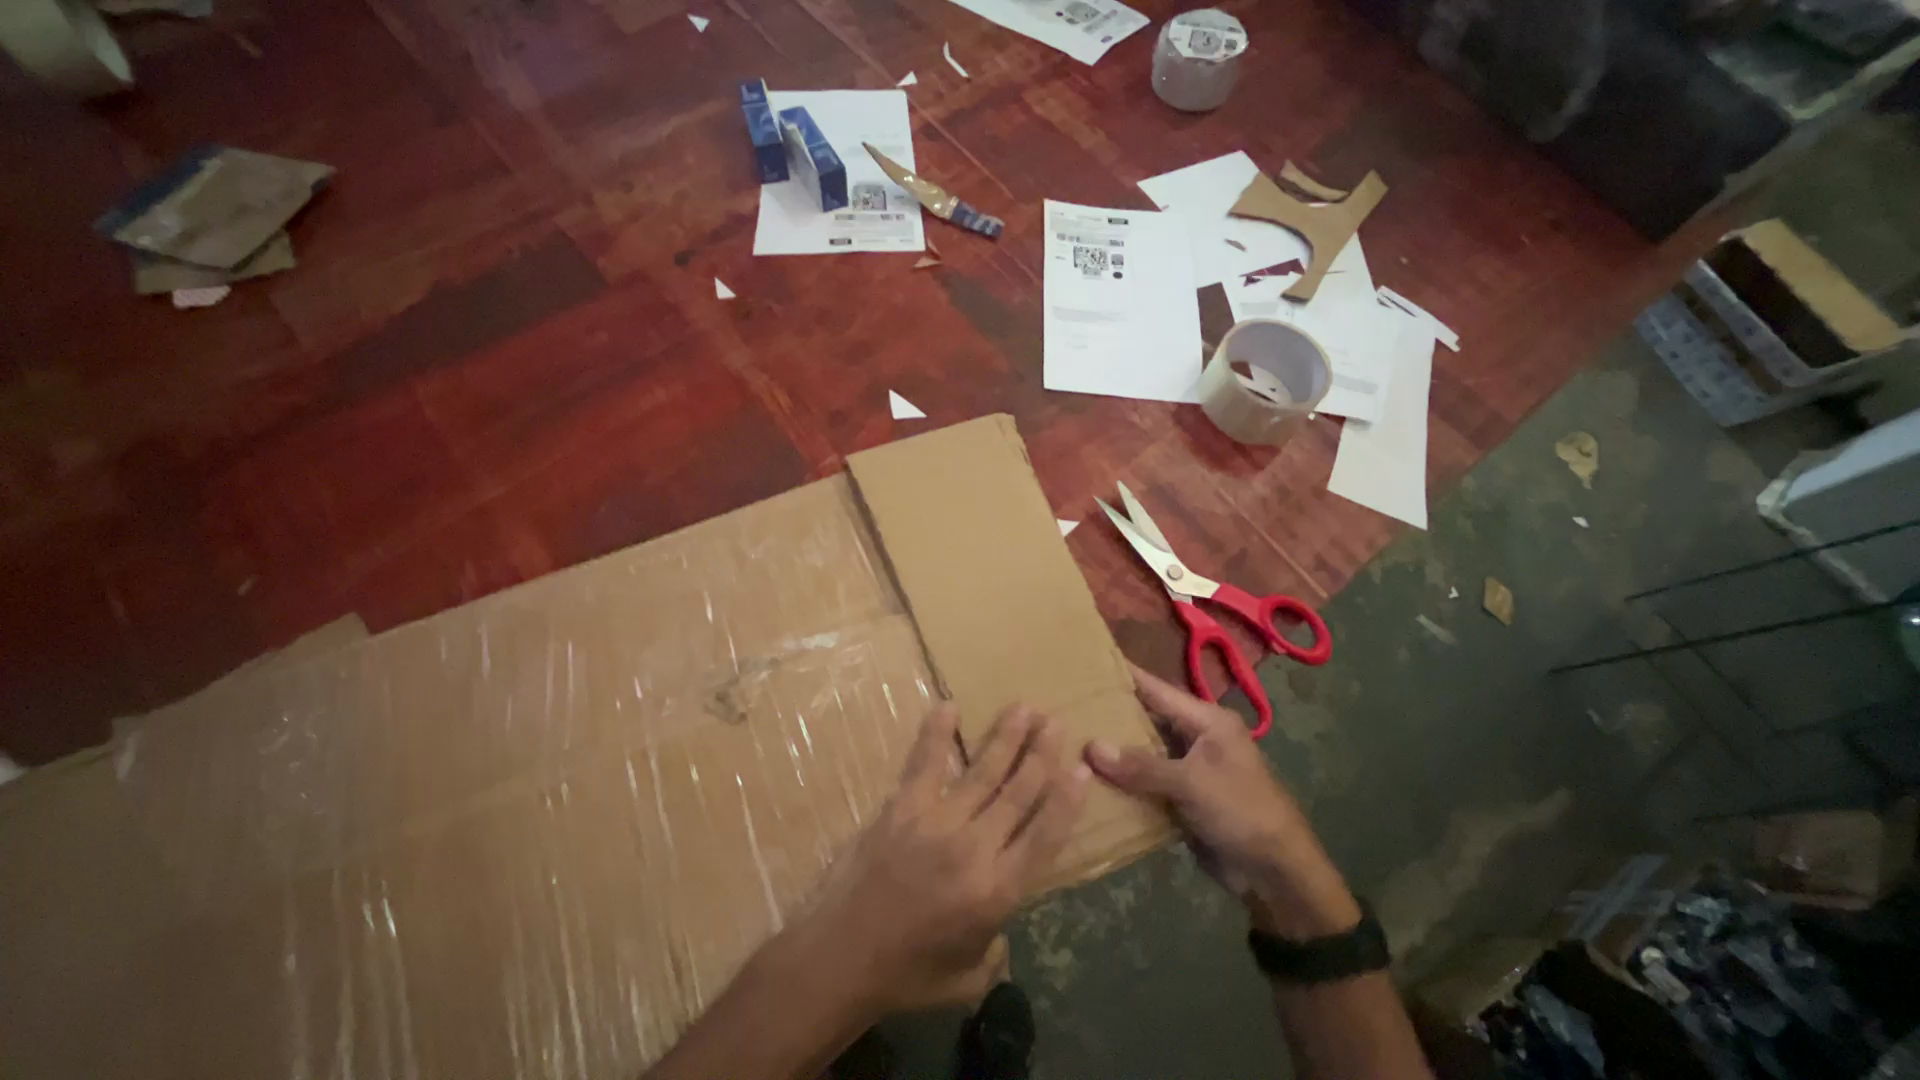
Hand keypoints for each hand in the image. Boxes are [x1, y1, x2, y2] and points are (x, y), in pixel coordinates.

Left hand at [798, 702, 1089, 1013]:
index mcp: (998, 891)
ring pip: (981, 772)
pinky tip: (948, 706)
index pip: (1045, 835)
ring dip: (1005, 738)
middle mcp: (975, 849)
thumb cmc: (908, 976)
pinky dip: (936, 734)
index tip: (1083, 769)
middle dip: (1042, 755)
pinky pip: (923, 764)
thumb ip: (996, 949)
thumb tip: (1000, 930)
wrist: (841, 959)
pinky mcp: (900, 810)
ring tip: (1025, 708)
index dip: (1068, 800)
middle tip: (1058, 723)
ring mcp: (935, 823)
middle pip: (1019, 793)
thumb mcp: (969, 979)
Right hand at [1086, 664, 1359, 938]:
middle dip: (1112, 715)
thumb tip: (1090, 746)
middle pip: (1148, 719)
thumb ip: (1141, 765)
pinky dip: (1124, 783)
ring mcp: (1190, 770)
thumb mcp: (1191, 783)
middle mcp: (1198, 739)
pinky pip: (1147, 784)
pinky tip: (1089, 781)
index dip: (1125, 675)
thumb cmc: (1240, 811)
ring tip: (1067, 739)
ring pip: (1144, 753)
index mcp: (1207, 721)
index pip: (1157, 689)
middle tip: (1066, 704)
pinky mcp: (1183, 800)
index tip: (1088, 660)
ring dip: (1114, 752)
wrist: (1274, 870)